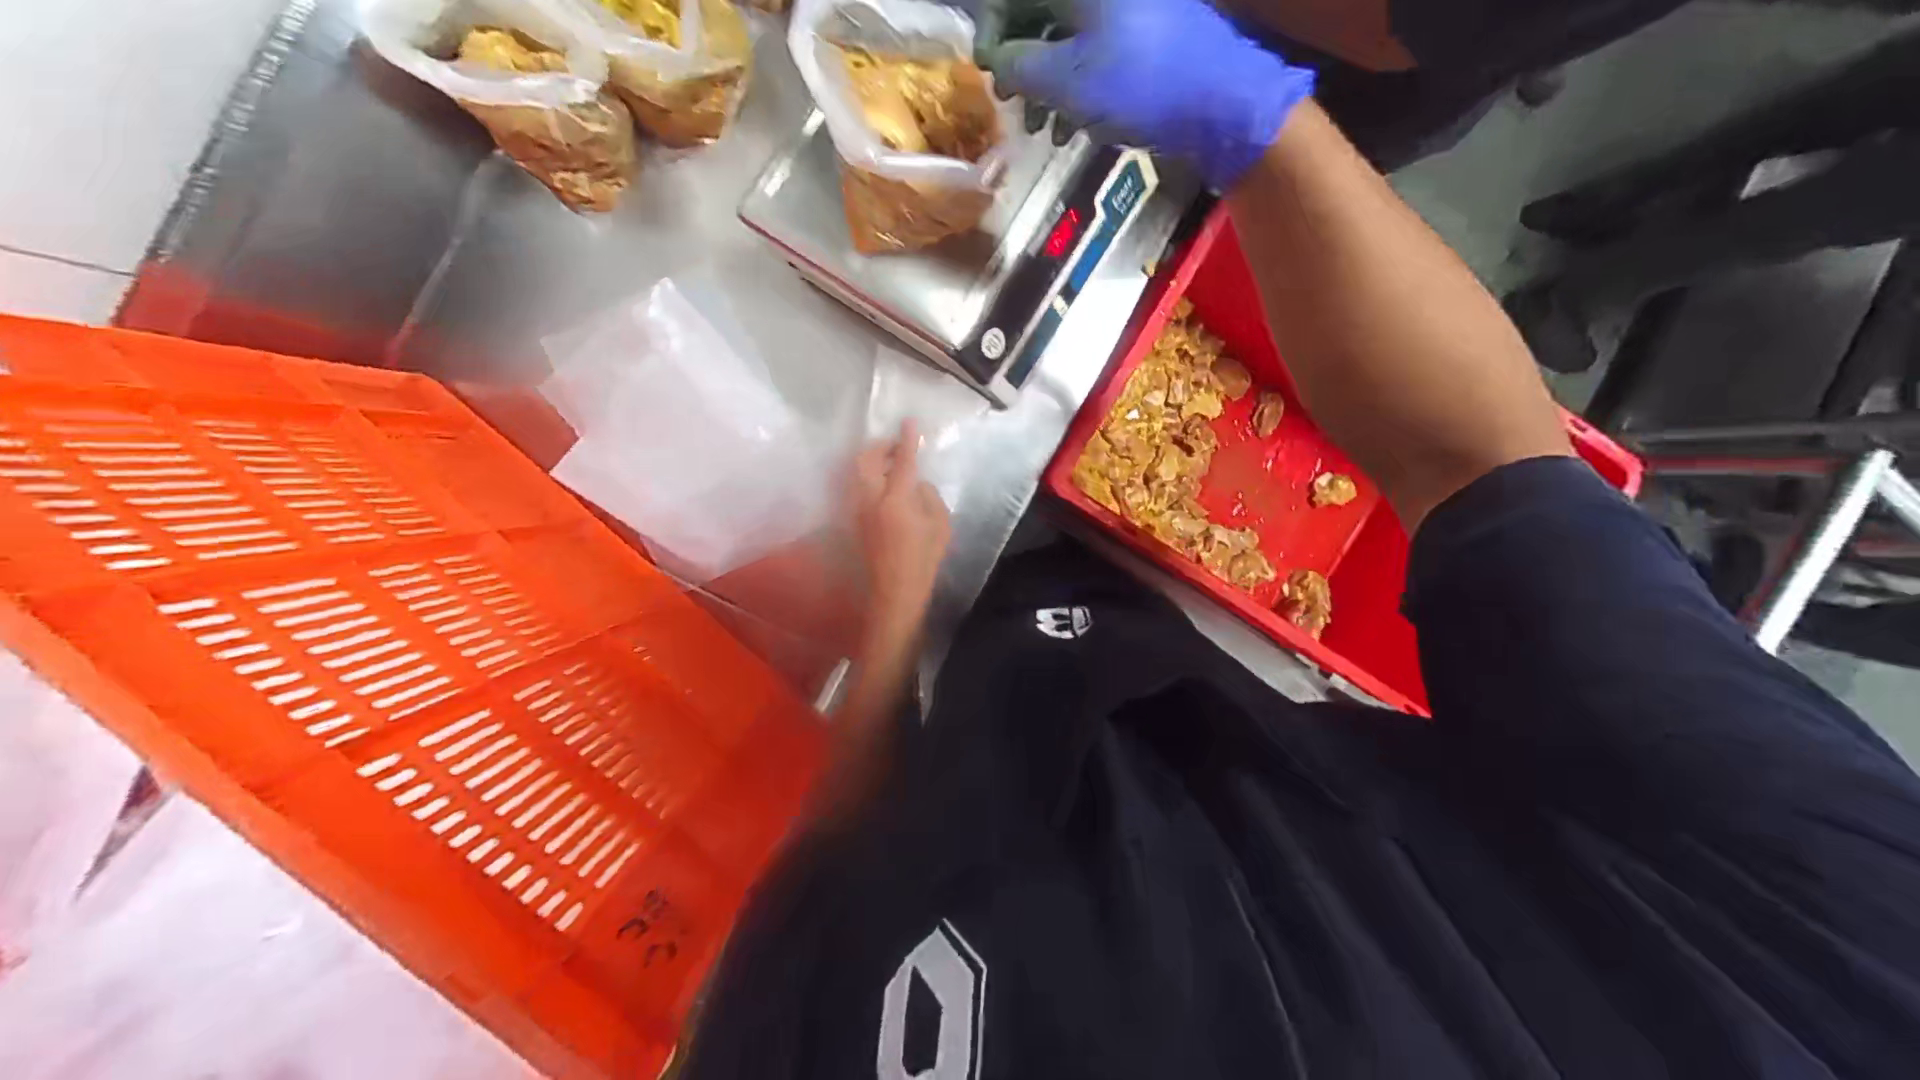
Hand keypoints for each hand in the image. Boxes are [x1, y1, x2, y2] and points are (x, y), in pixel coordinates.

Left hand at [854, 421, 952, 629]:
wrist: (894, 593)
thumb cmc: (923, 562)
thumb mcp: (940, 527)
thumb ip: (929, 497)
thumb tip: (916, 483)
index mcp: (896, 501)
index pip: (902, 461)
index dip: (906, 439)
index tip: (909, 421)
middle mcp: (871, 500)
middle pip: (866, 460)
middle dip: (880, 447)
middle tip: (896, 446)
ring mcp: (857, 509)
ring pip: (856, 472)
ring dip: (871, 461)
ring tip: (890, 464)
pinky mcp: (852, 519)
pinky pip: (856, 486)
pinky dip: (868, 477)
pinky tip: (883, 485)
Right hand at [980, 0, 1316, 191]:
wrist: (1219, 101)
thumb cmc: (1136, 84)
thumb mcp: (1065, 80)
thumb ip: (1018, 65)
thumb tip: (996, 60)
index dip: (993, 29)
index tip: (987, 72)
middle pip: (1042, 10)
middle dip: (1021, 60)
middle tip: (1013, 103)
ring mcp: (1130, 6)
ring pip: (1068, 35)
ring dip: (1047, 82)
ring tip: (1042, 128)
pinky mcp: (1147, 32)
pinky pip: (1096, 50)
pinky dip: (1077, 85)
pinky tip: (1071, 126)